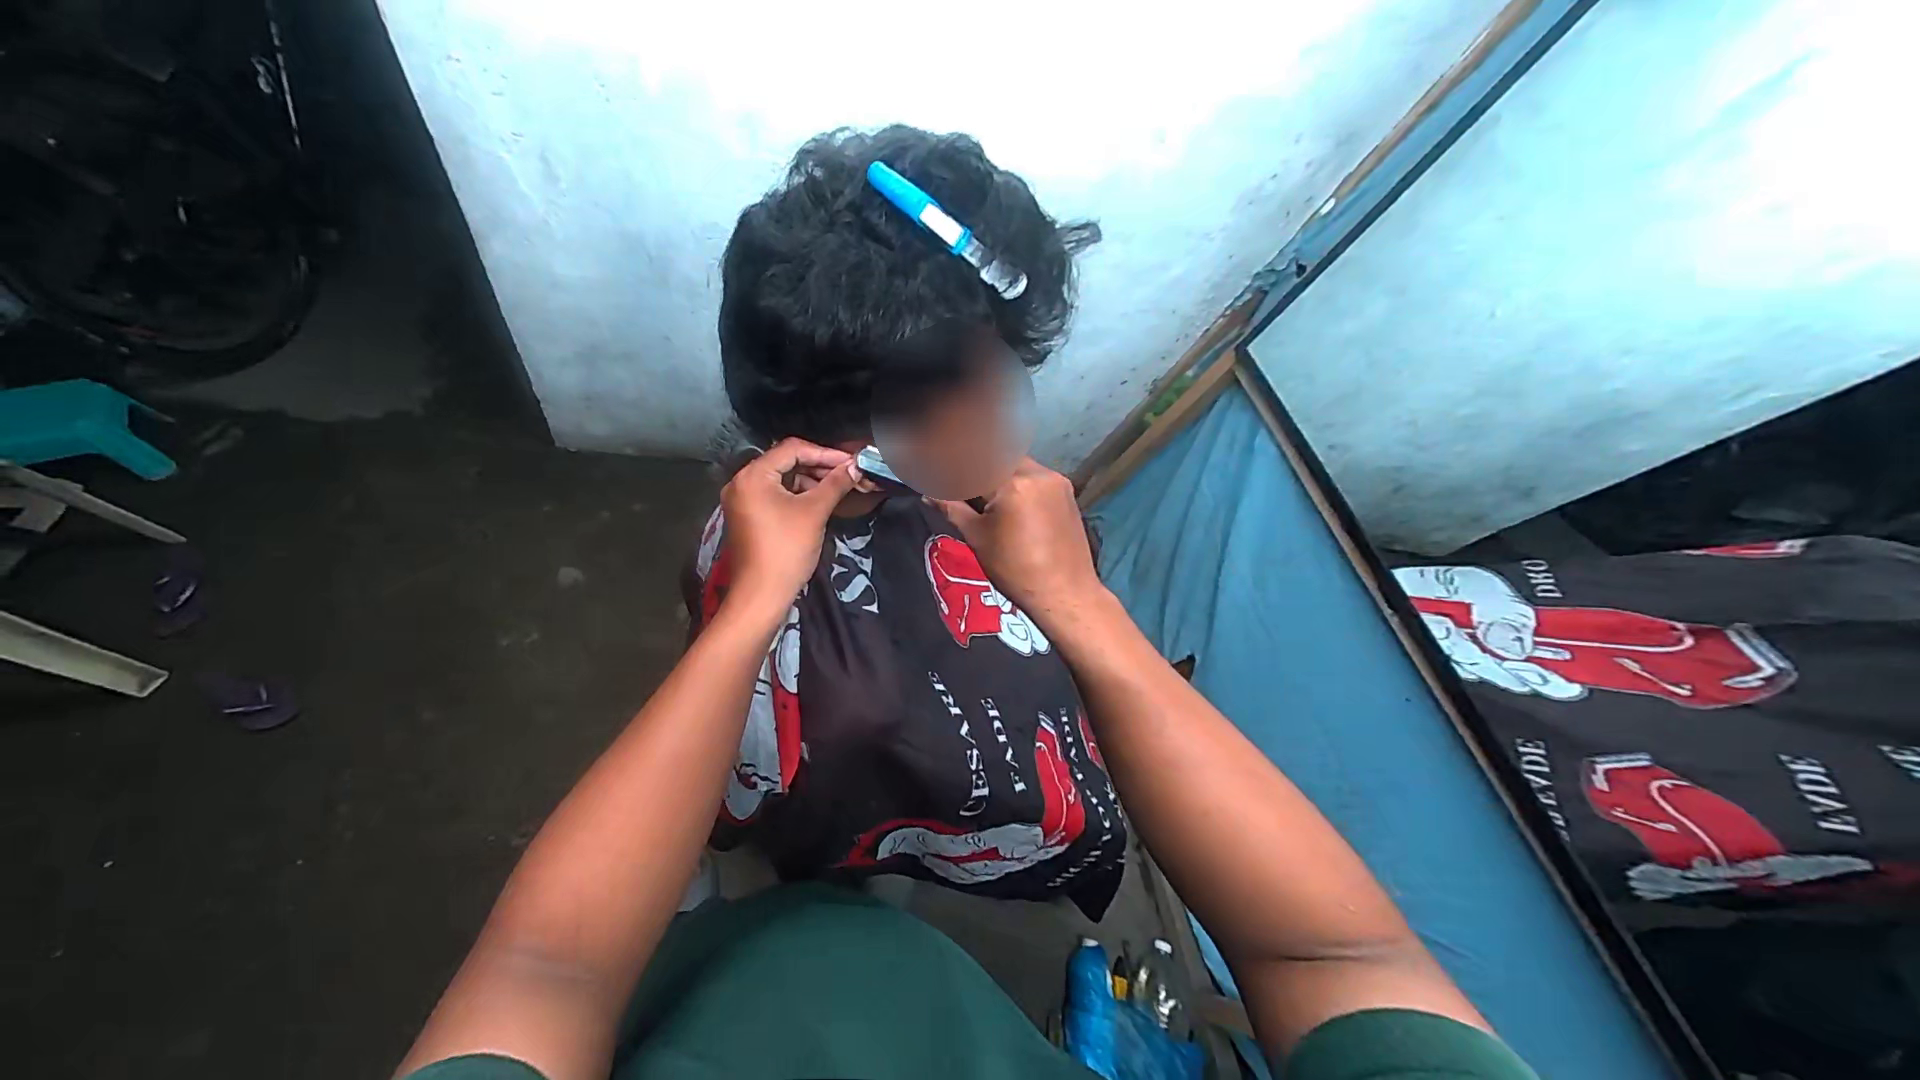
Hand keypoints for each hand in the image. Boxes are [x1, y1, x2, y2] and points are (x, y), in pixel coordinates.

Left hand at [720, 439, 859, 609]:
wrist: (762, 594)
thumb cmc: (786, 550)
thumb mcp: (814, 512)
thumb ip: (835, 484)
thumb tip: (856, 467)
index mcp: (753, 476)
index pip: (792, 449)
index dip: (825, 453)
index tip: (851, 461)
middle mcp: (741, 482)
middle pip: (784, 461)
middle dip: (818, 466)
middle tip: (847, 473)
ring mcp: (742, 500)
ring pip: (780, 479)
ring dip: (809, 480)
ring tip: (837, 487)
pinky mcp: (747, 515)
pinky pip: (774, 494)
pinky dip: (796, 494)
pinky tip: (818, 500)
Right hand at [928, 459, 1103, 620]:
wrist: (1065, 592)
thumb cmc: (1016, 569)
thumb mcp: (978, 538)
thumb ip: (952, 508)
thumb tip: (928, 494)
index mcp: (1013, 484)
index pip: (975, 465)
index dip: (953, 469)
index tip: (938, 476)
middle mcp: (1038, 473)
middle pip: (998, 458)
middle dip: (976, 467)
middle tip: (959, 485)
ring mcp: (1056, 480)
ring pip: (1017, 464)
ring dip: (997, 471)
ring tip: (982, 494)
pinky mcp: (1066, 491)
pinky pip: (1035, 475)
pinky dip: (1017, 480)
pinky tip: (1007, 499)